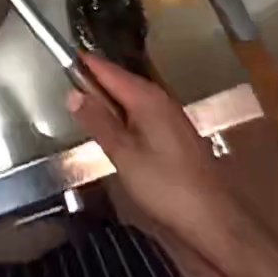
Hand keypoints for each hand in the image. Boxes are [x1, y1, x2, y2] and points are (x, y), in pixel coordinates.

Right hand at [68, 55, 277, 276]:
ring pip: (131, 96)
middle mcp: (159, 97)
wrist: (215, 219)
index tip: (62, 58)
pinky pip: (142, 111)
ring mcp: (170, 114)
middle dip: (95, 80)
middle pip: (120, 80)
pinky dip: (123, 112)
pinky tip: (115, 128)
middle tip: (66, 82)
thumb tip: (72, 93)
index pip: (108, 69)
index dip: (85, 63)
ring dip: (109, 98)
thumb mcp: (124, 155)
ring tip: (84, 104)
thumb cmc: (166, 185)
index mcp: (145, 96)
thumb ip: (98, 122)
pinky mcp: (175, 132)